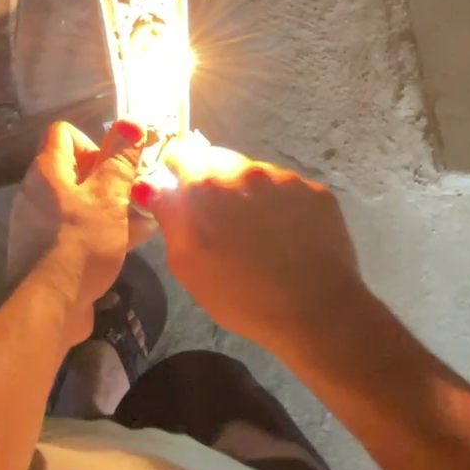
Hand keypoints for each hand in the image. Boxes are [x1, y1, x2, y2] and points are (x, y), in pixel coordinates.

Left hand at [9, 119, 149, 344]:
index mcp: (47, 169)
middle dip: (109, 178)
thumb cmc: (81, 244)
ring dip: (110, 206)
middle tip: (136, 195)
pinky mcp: (46, 247)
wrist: (50, 305)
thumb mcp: (108, 198)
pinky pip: (76, 227)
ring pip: (79, 200)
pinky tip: (130, 243)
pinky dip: (100, 228)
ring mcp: (38, 219)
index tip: (114, 167)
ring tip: (143, 219)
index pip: (64, 133)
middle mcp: (36, 189)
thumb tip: (131, 121)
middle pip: (74, 167)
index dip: (93, 143)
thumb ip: (120, 161)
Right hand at [136, 138, 367, 352]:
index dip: (176, 174)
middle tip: (219, 223)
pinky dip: (281, 206)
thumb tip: (150, 184)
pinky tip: (287, 237)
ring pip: (253, 175)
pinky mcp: (315, 191)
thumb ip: (167, 216)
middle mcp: (242, 168)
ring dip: (246, 194)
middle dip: (212, 184)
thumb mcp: (186, 264)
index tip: (181, 197)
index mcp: (204, 183)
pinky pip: (287, 190)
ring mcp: (283, 178)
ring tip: (258, 234)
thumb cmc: (241, 296)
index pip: (179, 154)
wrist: (319, 315)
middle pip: (216, 161)